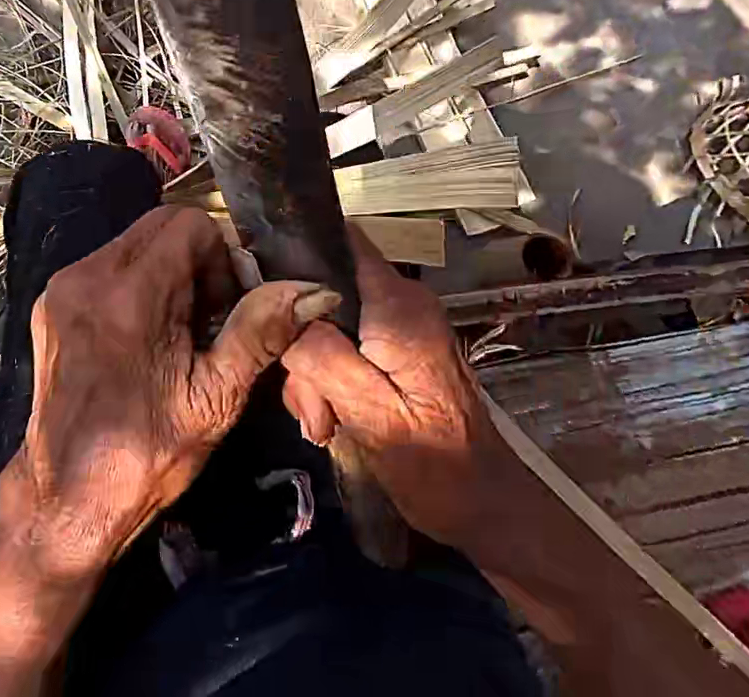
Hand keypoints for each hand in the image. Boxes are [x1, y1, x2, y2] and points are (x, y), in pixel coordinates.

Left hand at [0, 206, 339, 696]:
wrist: (66, 501)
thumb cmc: (147, 453)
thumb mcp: (217, 396)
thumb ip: (262, 330)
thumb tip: (315, 290)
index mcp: (129, 294)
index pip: (192, 224)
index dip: (221, 259)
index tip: (223, 310)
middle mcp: (87, 274)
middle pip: (163, 223)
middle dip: (198, 259)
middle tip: (207, 318)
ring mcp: (62, 285)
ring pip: (137, 240)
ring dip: (170, 270)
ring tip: (177, 330)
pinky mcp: (50, 301)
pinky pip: (110, 262)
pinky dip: (140, 281)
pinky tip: (145, 333)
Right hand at [280, 226, 529, 553]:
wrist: (484, 505)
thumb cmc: (434, 465)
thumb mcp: (370, 414)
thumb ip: (325, 357)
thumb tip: (287, 315)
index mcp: (399, 306)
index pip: (344, 242)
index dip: (299, 255)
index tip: (264, 298)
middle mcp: (402, 302)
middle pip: (326, 293)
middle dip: (303, 344)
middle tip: (310, 405)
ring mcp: (400, 325)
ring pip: (329, 324)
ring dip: (315, 372)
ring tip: (324, 422)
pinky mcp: (397, 347)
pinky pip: (346, 344)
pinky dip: (330, 378)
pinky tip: (333, 418)